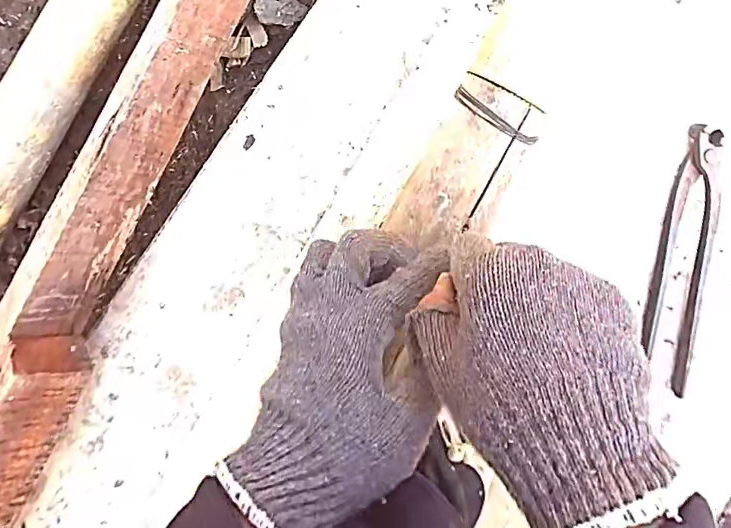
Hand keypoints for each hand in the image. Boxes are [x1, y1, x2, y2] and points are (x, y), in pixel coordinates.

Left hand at [220, 231, 447, 527]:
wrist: (281, 485)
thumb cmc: (344, 459)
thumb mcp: (407, 424)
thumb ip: (428, 365)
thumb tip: (438, 326)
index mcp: (362, 323)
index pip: (409, 277)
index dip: (435, 264)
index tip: (450, 258)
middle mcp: (330, 307)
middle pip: (359, 246)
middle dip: (391, 249)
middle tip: (411, 267)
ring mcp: (304, 315)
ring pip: (326, 253)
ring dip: (357, 256)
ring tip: (379, 277)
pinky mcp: (289, 330)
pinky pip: (310, 278)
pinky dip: (334, 275)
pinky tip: (353, 301)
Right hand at [408, 236, 679, 527]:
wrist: (580, 447)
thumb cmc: (509, 412)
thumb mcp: (447, 369)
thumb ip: (433, 317)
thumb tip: (437, 294)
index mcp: (491, 270)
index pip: (466, 250)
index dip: (461, 281)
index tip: (465, 308)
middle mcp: (536, 262)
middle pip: (509, 261)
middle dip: (501, 291)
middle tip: (500, 342)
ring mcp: (577, 277)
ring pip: (546, 278)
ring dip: (538, 304)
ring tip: (538, 359)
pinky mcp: (610, 297)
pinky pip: (582, 297)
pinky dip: (574, 319)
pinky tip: (568, 359)